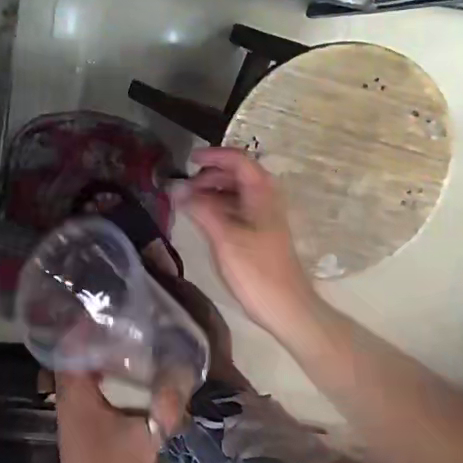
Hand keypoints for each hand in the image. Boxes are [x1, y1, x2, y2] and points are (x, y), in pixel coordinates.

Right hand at [174, 147, 319, 335]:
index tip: (187, 161)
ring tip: (186, 203)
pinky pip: (236, 210)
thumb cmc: (256, 270)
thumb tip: (176, 188)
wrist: (286, 306)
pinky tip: (201, 220)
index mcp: (261, 192)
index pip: (238, 159)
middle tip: (182, 188)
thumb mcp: (224, 237)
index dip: (213, 156)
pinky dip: (217, 208)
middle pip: (236, 174)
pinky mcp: (259, 234)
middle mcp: (265, 198)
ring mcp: (263, 216)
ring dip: (211, 193)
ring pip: (235, 193)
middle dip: (208, 176)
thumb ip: (199, 209)